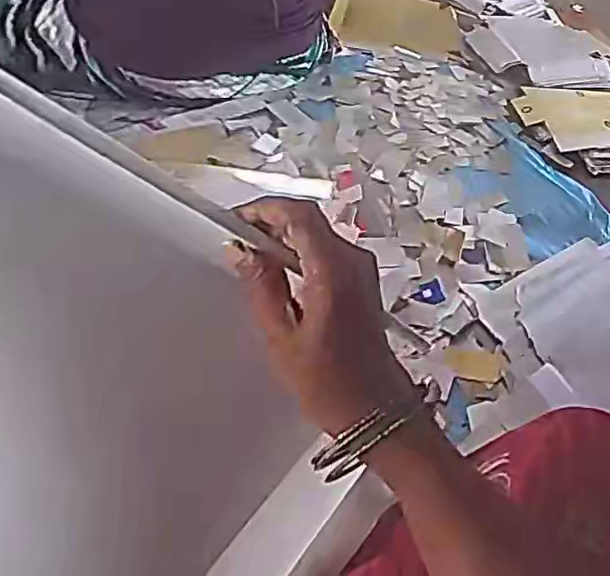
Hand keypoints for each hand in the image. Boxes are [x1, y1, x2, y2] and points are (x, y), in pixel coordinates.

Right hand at [230, 200, 417, 435]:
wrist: (372, 400)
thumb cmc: (330, 379)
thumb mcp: (282, 336)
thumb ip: (263, 288)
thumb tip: (243, 252)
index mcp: (336, 269)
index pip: (302, 217)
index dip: (268, 209)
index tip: (237, 217)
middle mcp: (355, 260)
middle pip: (313, 221)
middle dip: (274, 220)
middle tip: (237, 235)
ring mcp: (362, 267)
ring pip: (321, 233)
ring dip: (286, 235)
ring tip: (249, 253)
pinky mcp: (361, 278)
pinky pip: (329, 251)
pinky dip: (301, 251)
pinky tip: (276, 270)